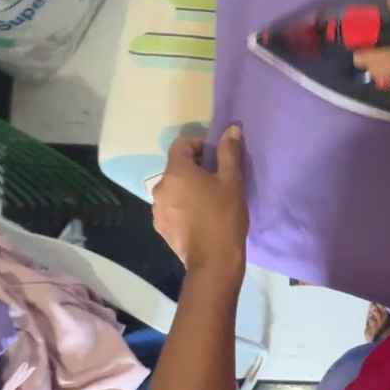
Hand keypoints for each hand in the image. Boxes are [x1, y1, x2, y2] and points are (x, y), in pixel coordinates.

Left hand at [152, 128, 247, 273]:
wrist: (214, 260)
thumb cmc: (224, 216)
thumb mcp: (232, 181)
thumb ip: (229, 152)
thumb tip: (231, 129)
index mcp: (176, 171)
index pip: (181, 144)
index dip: (198, 145)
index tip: (215, 157)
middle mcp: (160, 187)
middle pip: (176, 167)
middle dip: (194, 168)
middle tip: (217, 179)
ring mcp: (157, 209)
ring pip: (173, 188)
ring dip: (187, 188)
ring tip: (208, 200)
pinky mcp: (161, 226)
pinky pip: (171, 207)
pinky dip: (182, 205)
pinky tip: (200, 217)